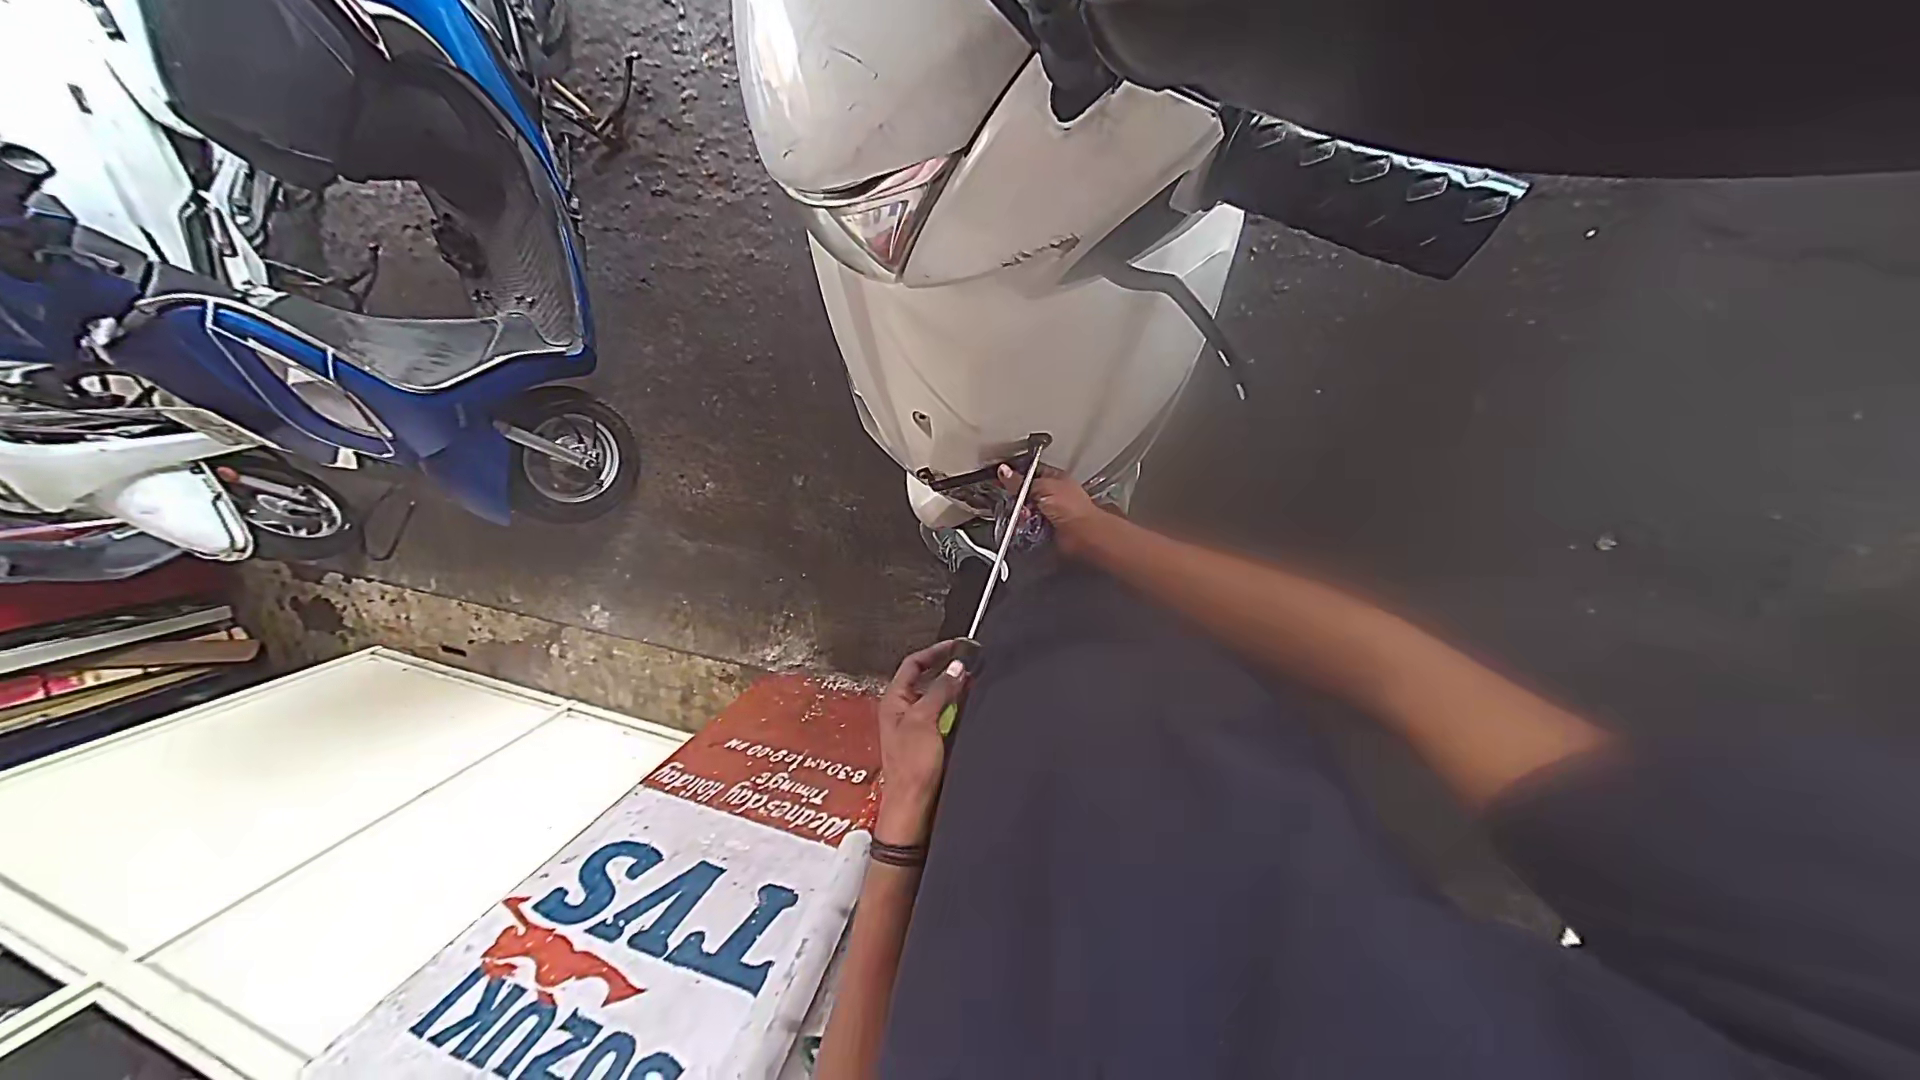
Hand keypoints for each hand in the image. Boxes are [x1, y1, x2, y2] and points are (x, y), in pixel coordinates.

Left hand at [874, 639, 965, 845]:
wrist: (913, 807)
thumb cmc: (910, 769)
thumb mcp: (925, 720)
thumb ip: (941, 691)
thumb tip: (956, 667)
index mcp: (894, 701)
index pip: (914, 664)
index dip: (935, 652)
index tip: (957, 646)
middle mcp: (903, 711)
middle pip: (928, 679)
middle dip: (949, 671)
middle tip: (970, 665)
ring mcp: (917, 726)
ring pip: (939, 698)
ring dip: (955, 692)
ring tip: (972, 686)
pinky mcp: (930, 741)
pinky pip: (946, 717)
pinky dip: (958, 711)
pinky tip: (969, 711)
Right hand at [998, 462, 1104, 556]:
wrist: (1082, 536)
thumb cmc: (1071, 508)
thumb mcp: (1043, 488)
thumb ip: (1020, 481)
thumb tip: (1004, 471)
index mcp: (1055, 479)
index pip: (1031, 472)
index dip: (1016, 474)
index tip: (1001, 477)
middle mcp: (1052, 495)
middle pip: (1025, 493)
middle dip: (1018, 499)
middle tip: (1017, 502)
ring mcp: (1048, 513)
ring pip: (1024, 511)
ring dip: (1021, 514)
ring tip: (1025, 517)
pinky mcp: (1044, 530)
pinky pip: (1026, 526)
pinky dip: (1024, 527)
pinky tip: (1026, 526)